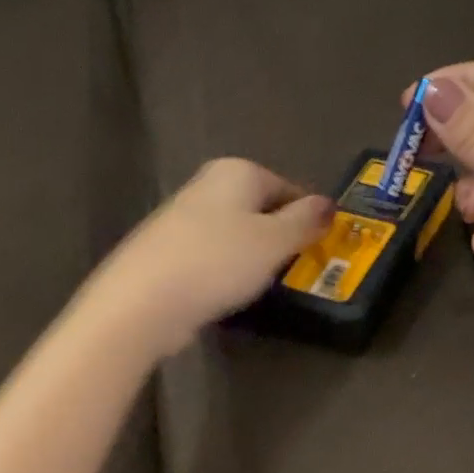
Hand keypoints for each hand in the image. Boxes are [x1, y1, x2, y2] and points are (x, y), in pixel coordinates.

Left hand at [71, 157, 333, 357]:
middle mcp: (207, 185)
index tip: (319, 251)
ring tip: (262, 288)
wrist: (144, 301)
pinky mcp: (166, 253)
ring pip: (233, 236)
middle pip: (259, 210)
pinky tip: (226, 296)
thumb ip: (305, 222)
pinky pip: (210, 259)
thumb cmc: (218, 263)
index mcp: (238, 171)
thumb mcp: (273, 242)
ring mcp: (182, 218)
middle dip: (278, 238)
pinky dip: (224, 274)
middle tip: (294, 273)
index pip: (288, 188)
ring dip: (251, 259)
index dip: (308, 219)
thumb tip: (329, 204)